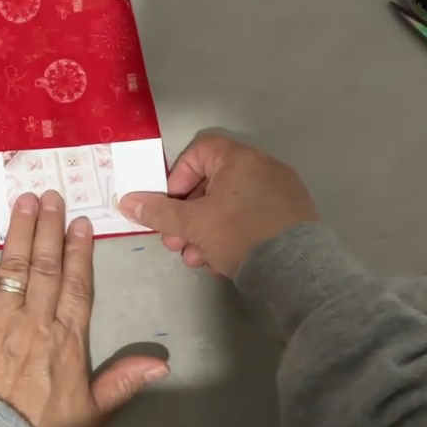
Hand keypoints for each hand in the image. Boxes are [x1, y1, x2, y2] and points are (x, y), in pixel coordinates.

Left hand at [0, 191, 169, 426]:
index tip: (81, 223)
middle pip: (46, 265)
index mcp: (67, 340)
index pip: (77, 285)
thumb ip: (123, 383)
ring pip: (14, 265)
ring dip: (20, 230)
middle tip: (52, 194)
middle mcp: (35, 320)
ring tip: (25, 200)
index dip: (80, 251)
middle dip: (50, 227)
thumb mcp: (93, 416)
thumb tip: (162, 363)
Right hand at [117, 133, 318, 277]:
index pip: (198, 152)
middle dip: (186, 216)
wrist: (299, 273)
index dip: (177, 178)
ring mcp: (280, 193)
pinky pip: (250, 218)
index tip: (170, 206)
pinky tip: (221, 262)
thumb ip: (158, 212)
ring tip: (196, 259)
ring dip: (204, 231)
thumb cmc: (240, 235)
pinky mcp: (292, 217)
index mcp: (239, 159)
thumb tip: (126, 203)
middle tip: (175, 242)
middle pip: (210, 184)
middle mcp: (263, 168)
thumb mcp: (192, 224)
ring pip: (229, 206)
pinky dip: (231, 235)